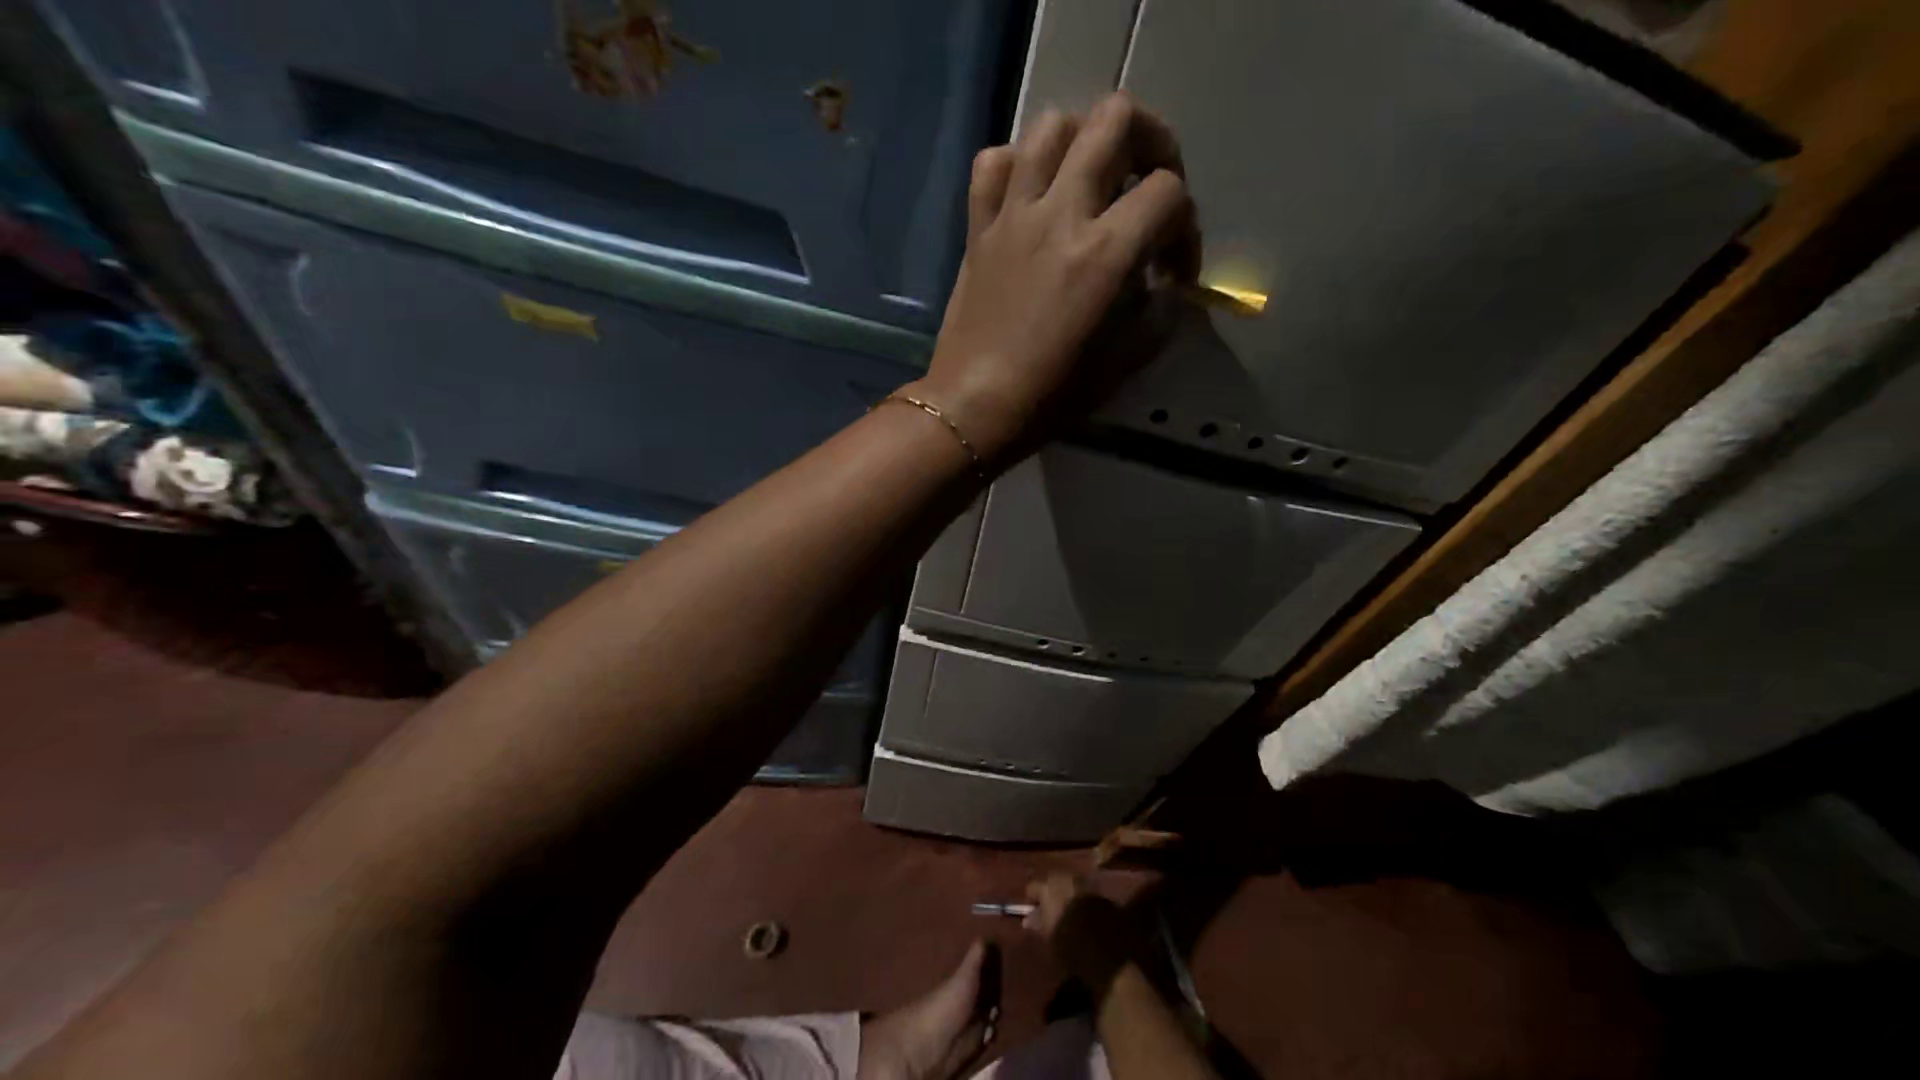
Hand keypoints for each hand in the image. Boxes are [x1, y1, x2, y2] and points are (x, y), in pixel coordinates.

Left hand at [908, 92, 1199, 463]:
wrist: (974, 407)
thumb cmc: (1052, 395)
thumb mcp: (1128, 359)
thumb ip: (1161, 310)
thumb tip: (1166, 283)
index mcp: (1104, 251)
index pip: (1168, 191)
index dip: (1187, 226)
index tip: (1175, 271)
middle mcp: (1060, 214)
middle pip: (1115, 119)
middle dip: (1152, 140)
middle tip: (1149, 184)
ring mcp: (1012, 215)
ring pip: (1051, 125)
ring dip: (1084, 140)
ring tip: (1093, 180)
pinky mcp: (978, 228)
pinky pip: (993, 163)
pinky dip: (1018, 164)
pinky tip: (1033, 193)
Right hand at [1022, 873, 1133, 990]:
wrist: (1106, 949)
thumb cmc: (1068, 942)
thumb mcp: (1047, 936)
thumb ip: (1037, 923)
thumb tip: (1028, 919)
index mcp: (1049, 886)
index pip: (1033, 887)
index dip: (1032, 899)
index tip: (1032, 911)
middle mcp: (1067, 878)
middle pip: (1053, 881)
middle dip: (1051, 893)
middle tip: (1050, 910)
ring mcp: (1086, 883)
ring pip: (1071, 885)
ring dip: (1067, 895)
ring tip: (1067, 912)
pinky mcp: (1102, 893)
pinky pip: (1086, 892)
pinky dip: (1082, 900)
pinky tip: (1083, 915)